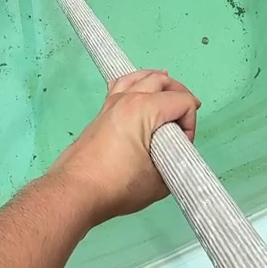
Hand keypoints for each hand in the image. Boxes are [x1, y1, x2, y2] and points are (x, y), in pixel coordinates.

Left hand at [45, 70, 198, 223]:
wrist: (76, 190)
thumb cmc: (118, 185)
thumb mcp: (159, 182)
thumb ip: (175, 164)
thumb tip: (176, 156)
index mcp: (144, 109)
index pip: (182, 101)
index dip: (190, 123)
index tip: (183, 146)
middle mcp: (128, 98)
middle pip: (161, 80)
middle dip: (179, 93)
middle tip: (186, 115)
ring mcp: (112, 102)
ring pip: (139, 77)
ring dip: (157, 80)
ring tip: (168, 84)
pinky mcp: (101, 111)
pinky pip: (121, 85)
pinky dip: (134, 81)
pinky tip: (137, 86)